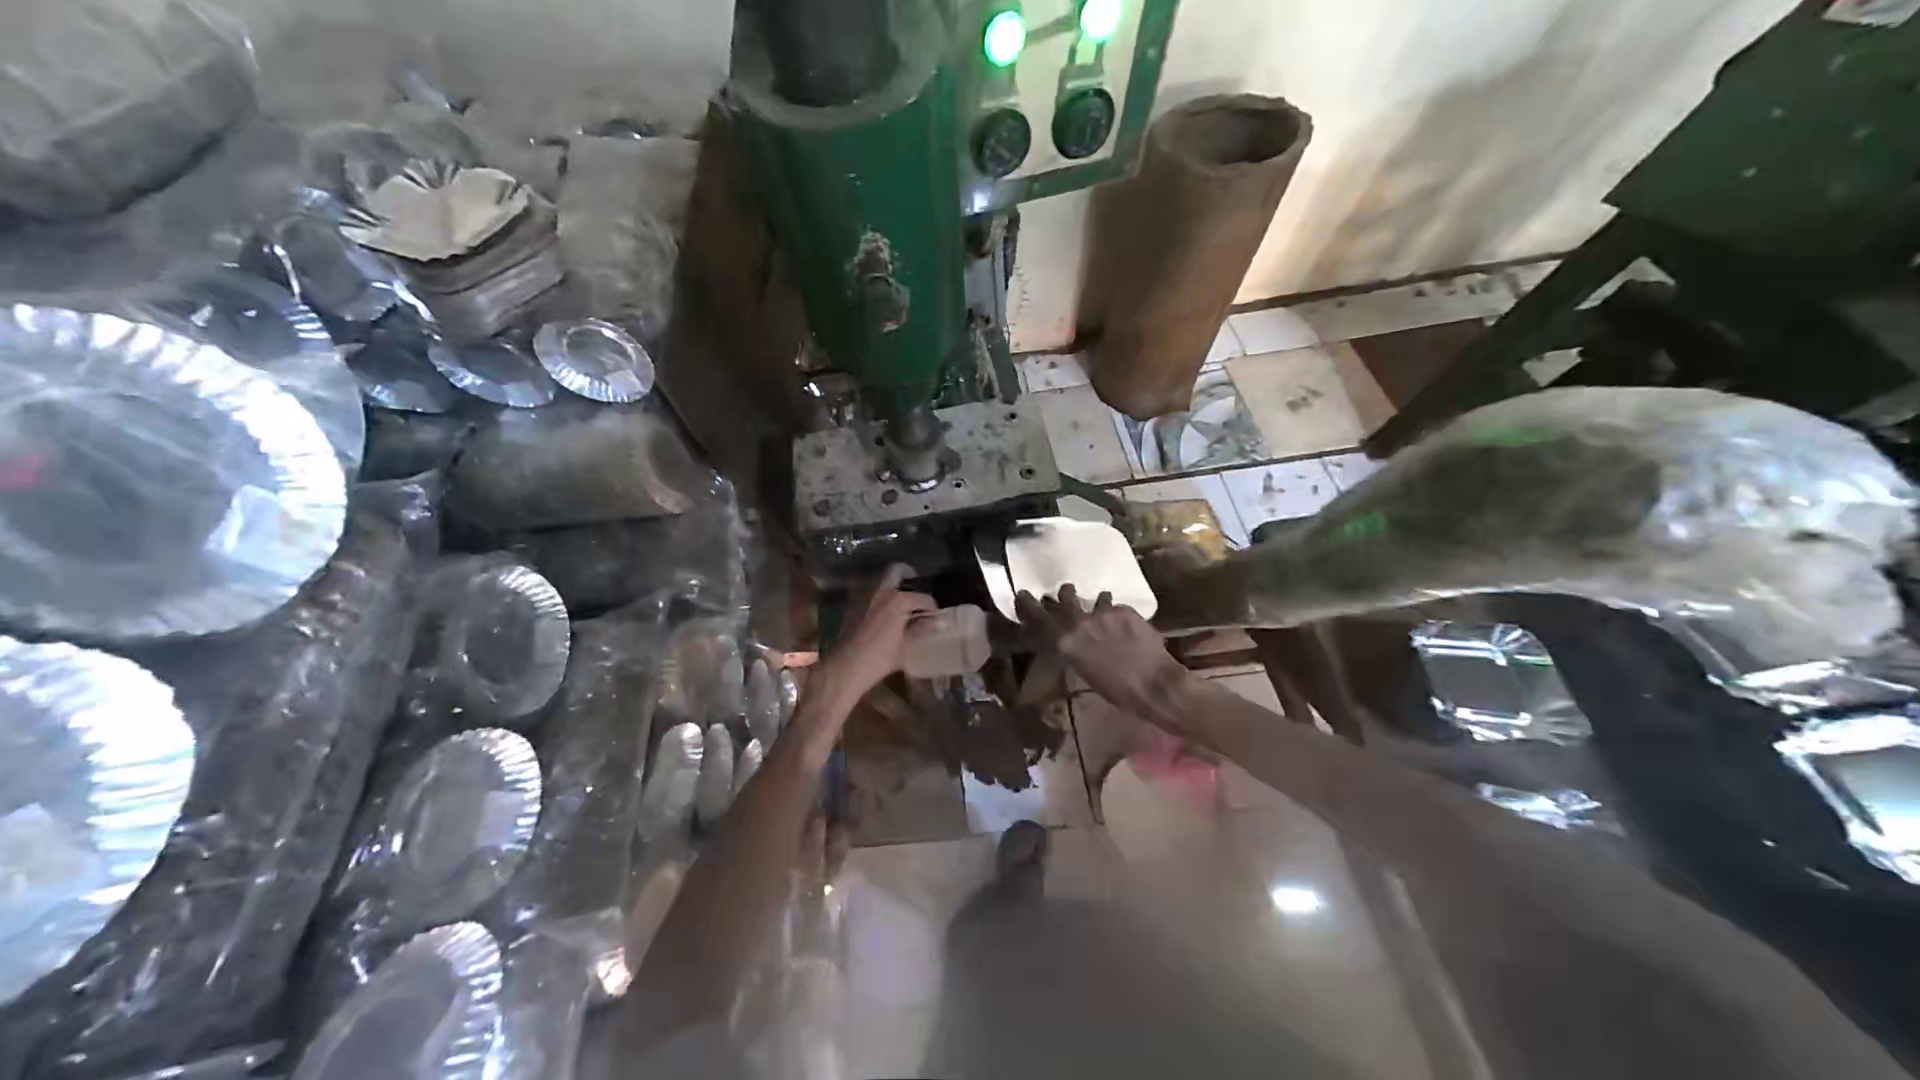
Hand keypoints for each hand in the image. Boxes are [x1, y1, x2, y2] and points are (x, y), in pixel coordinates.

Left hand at [811, 564, 936, 715]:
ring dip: (893, 588)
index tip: (935, 615)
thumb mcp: (905, 647)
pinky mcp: (852, 606)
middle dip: (909, 576)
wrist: (844, 667)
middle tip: (916, 589)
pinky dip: (880, 600)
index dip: (931, 606)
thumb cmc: (879, 659)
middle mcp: (880, 592)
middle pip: (896, 571)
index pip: (922, 598)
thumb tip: (934, 624)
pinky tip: (885, 617)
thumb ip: (920, 631)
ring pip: (881, 583)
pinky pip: (870, 596)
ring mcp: (864, 597)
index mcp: (898, 601)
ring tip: (902, 606)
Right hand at [1015, 585, 1190, 725]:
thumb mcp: (1088, 673)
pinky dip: (1119, 614)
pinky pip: (1118, 608)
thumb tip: (1077, 643)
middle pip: (1068, 600)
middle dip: (1065, 594)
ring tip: (1102, 603)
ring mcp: (1105, 614)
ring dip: (1097, 602)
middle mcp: (1082, 624)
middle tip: (1066, 590)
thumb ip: (1078, 652)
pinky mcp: (1127, 611)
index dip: (1029, 605)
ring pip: (1097, 600)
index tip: (1022, 593)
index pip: (1041, 619)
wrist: (1154, 683)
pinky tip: (1128, 624)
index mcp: (1067, 643)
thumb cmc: (1119, 691)